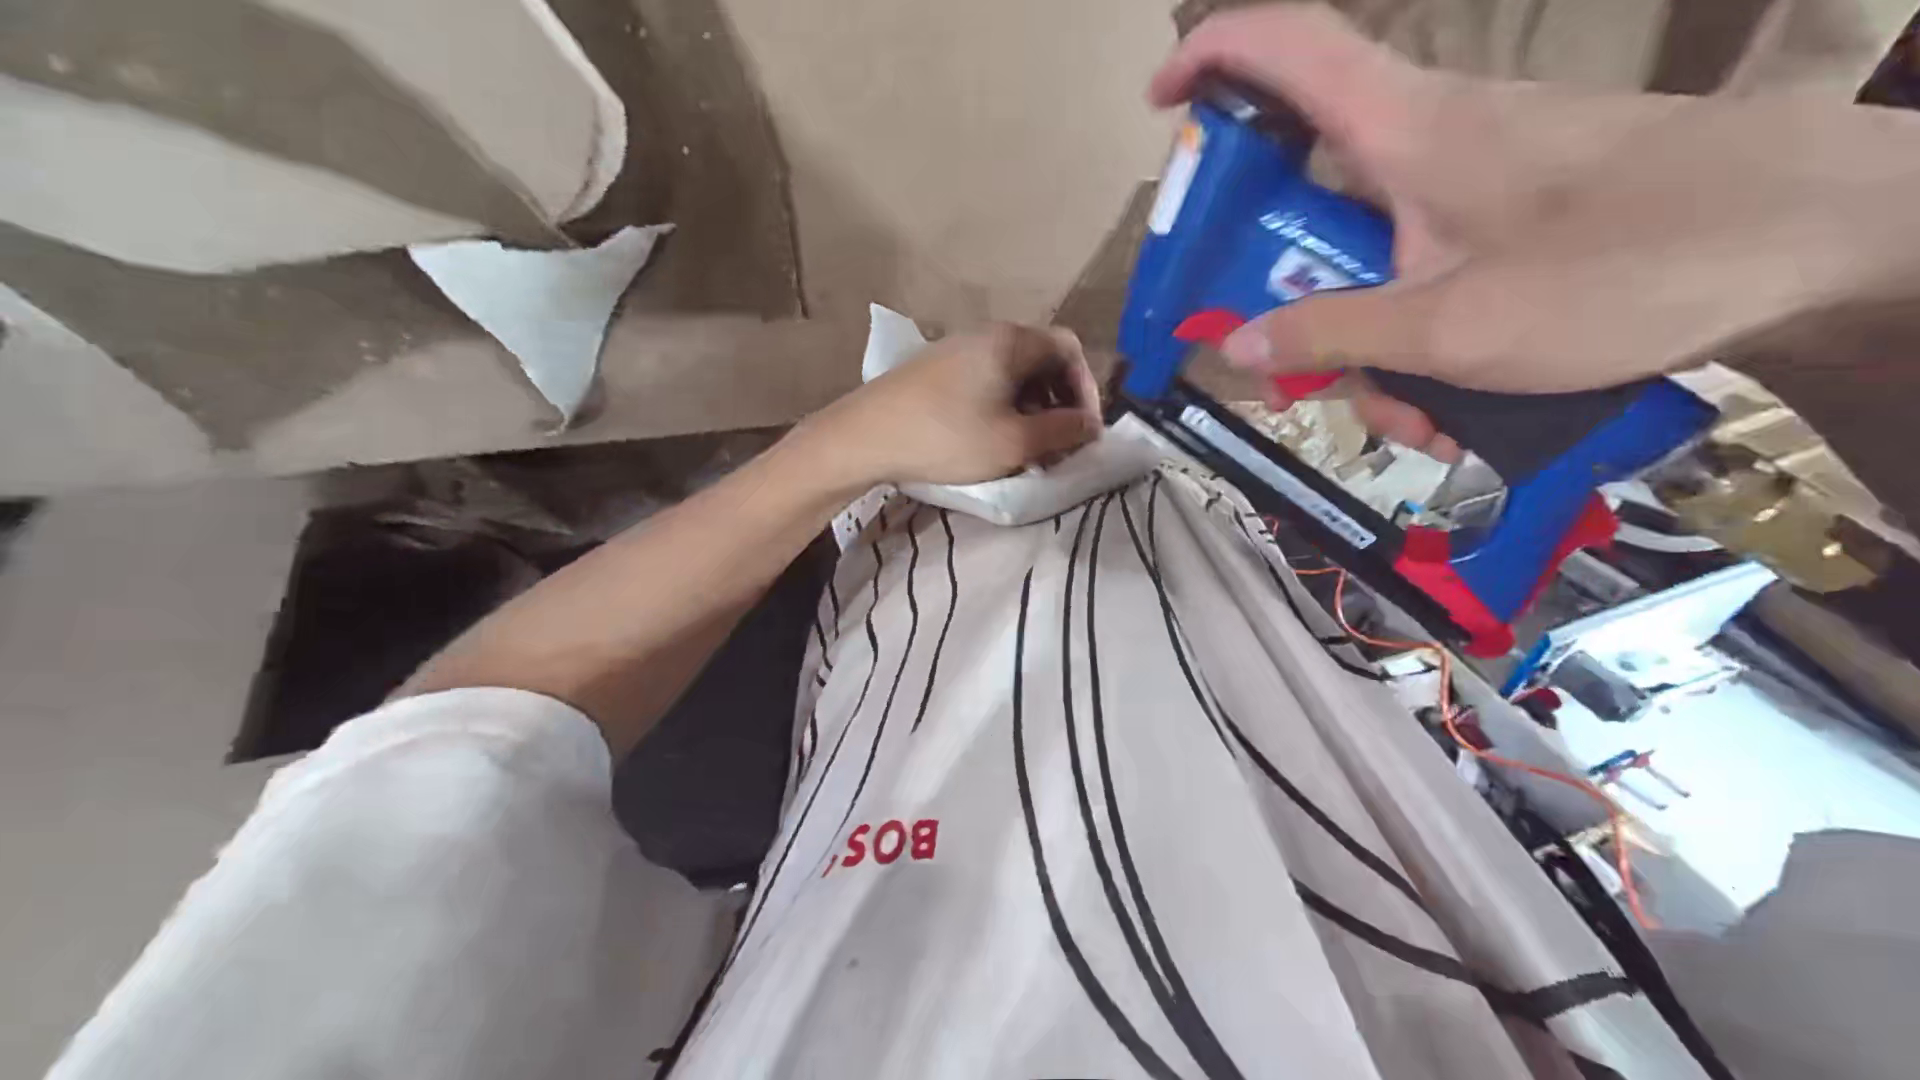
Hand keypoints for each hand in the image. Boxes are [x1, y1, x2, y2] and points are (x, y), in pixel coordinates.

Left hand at [798, 323, 1102, 487]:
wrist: (863, 437)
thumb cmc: (946, 438)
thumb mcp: (1013, 442)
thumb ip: (1062, 431)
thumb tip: (1091, 425)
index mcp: (1011, 341)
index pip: (1070, 349)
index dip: (1087, 389)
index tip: (1084, 430)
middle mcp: (986, 335)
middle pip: (1042, 361)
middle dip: (1059, 403)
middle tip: (1059, 445)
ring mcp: (957, 350)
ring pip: (1013, 375)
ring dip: (1032, 410)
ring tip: (1029, 449)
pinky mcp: (936, 370)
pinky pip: (986, 382)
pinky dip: (1003, 408)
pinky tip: (994, 440)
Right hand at [1149, 3, 1919, 458]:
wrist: (1829, 238)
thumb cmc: (1634, 267)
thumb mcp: (1452, 328)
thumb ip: (1331, 335)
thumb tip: (1235, 347)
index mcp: (1403, 133)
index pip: (1286, 48)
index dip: (1210, 63)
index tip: (1160, 110)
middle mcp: (1424, 144)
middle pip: (1305, 198)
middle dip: (1282, 291)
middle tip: (1287, 362)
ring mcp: (1463, 185)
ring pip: (1363, 258)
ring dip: (1362, 344)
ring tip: (1409, 414)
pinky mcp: (1500, 218)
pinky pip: (1416, 275)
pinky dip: (1412, 340)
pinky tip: (1449, 400)